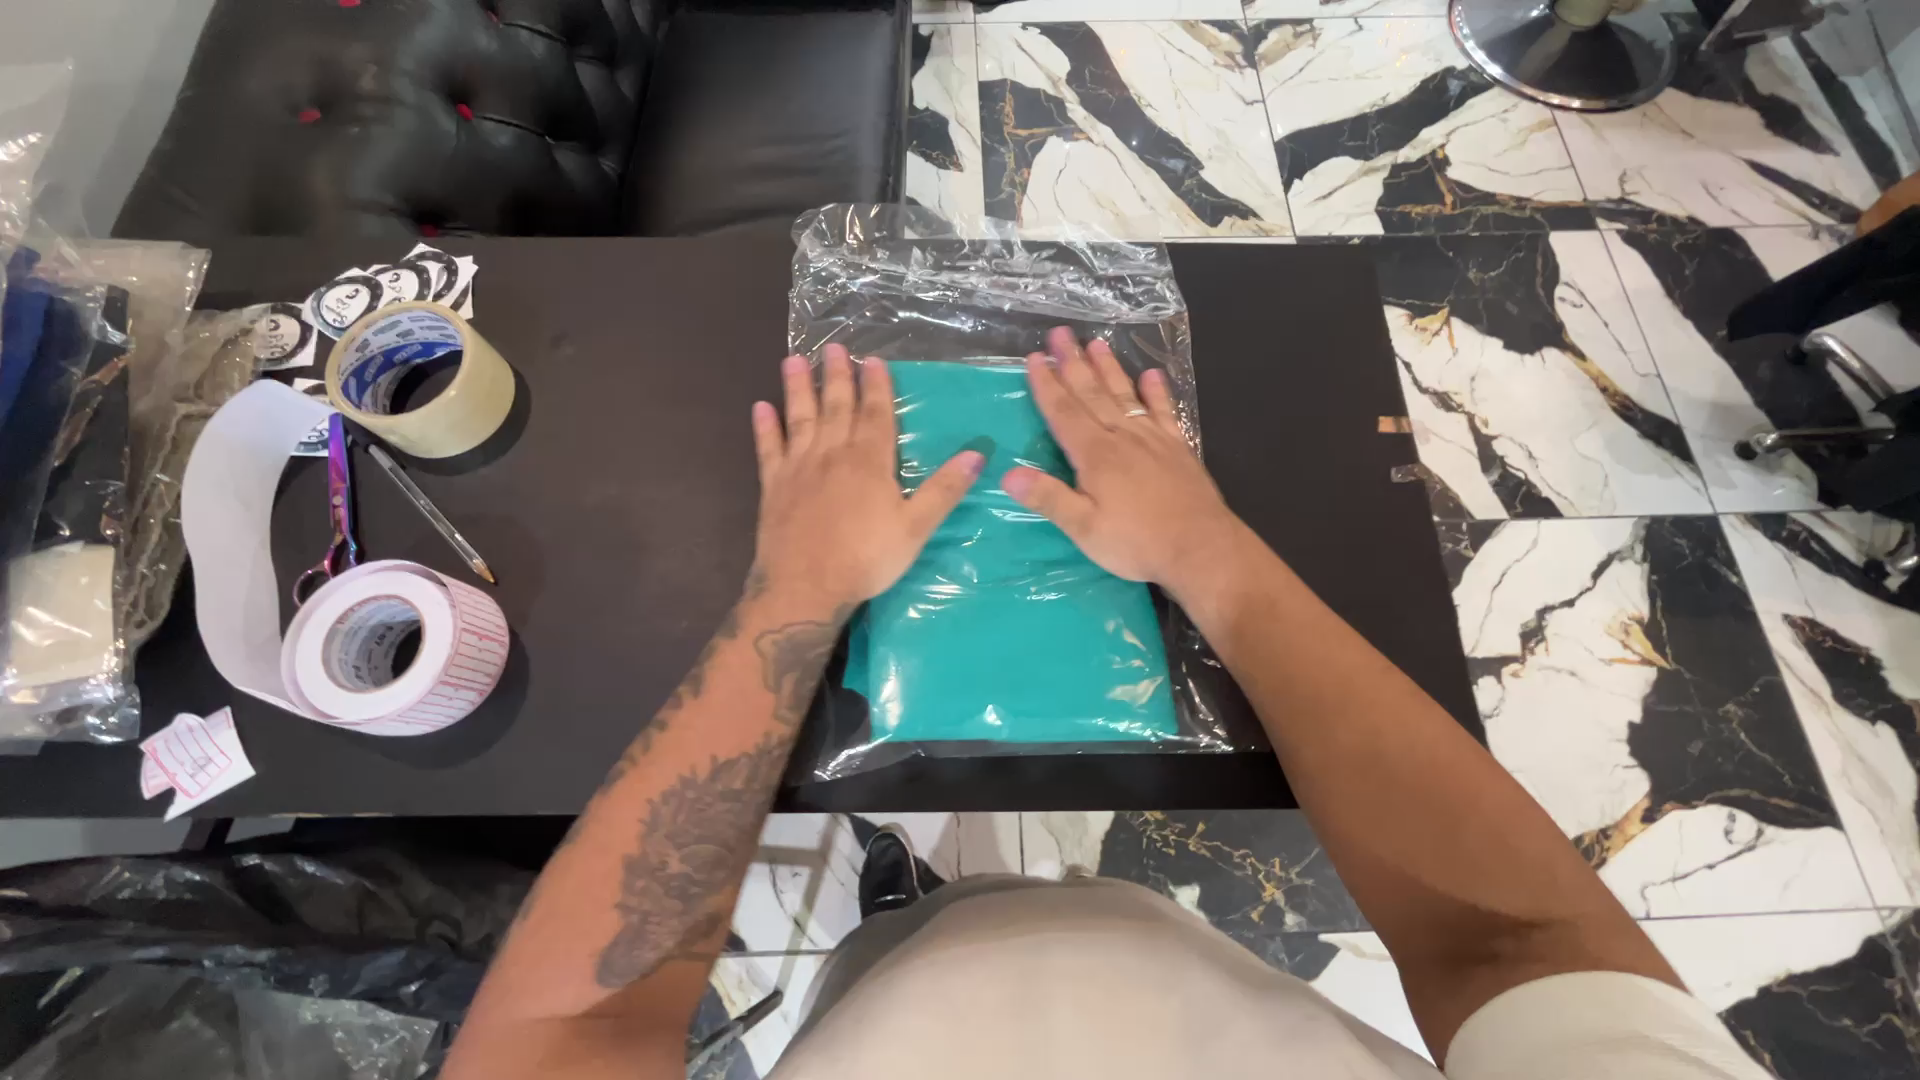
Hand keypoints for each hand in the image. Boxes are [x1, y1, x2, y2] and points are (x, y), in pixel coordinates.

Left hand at [750, 345, 982, 609]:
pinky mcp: (773, 485)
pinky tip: (761, 408)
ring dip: (798, 388)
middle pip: (836, 406)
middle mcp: (833, 453)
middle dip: (836, 375)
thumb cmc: (867, 558)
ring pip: (800, 418)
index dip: (876, 386)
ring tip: (794, 361)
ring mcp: (799, 467)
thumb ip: (944, 489)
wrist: (805, 586)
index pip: (875, 414)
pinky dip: (765, 427)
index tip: (872, 360)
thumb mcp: (916, 527)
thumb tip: (977, 454)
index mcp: (870, 461)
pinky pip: (768, 448)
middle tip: (833, 347)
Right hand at [1002, 327, 1244, 598]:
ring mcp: (1154, 440)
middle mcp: (1123, 438)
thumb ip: (1048, 498)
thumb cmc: (1136, 543)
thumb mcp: (1084, 528)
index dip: (1048, 385)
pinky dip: (1157, 392)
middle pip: (1093, 394)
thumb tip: (1007, 474)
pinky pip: (1164, 412)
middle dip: (1074, 363)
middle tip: (1061, 333)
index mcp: (1096, 455)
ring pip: (1126, 395)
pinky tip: (1153, 375)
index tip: (1036, 358)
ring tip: (1097, 343)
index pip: (1064, 413)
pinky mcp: (1178, 449)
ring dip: (1110, 369)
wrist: (1200, 549)